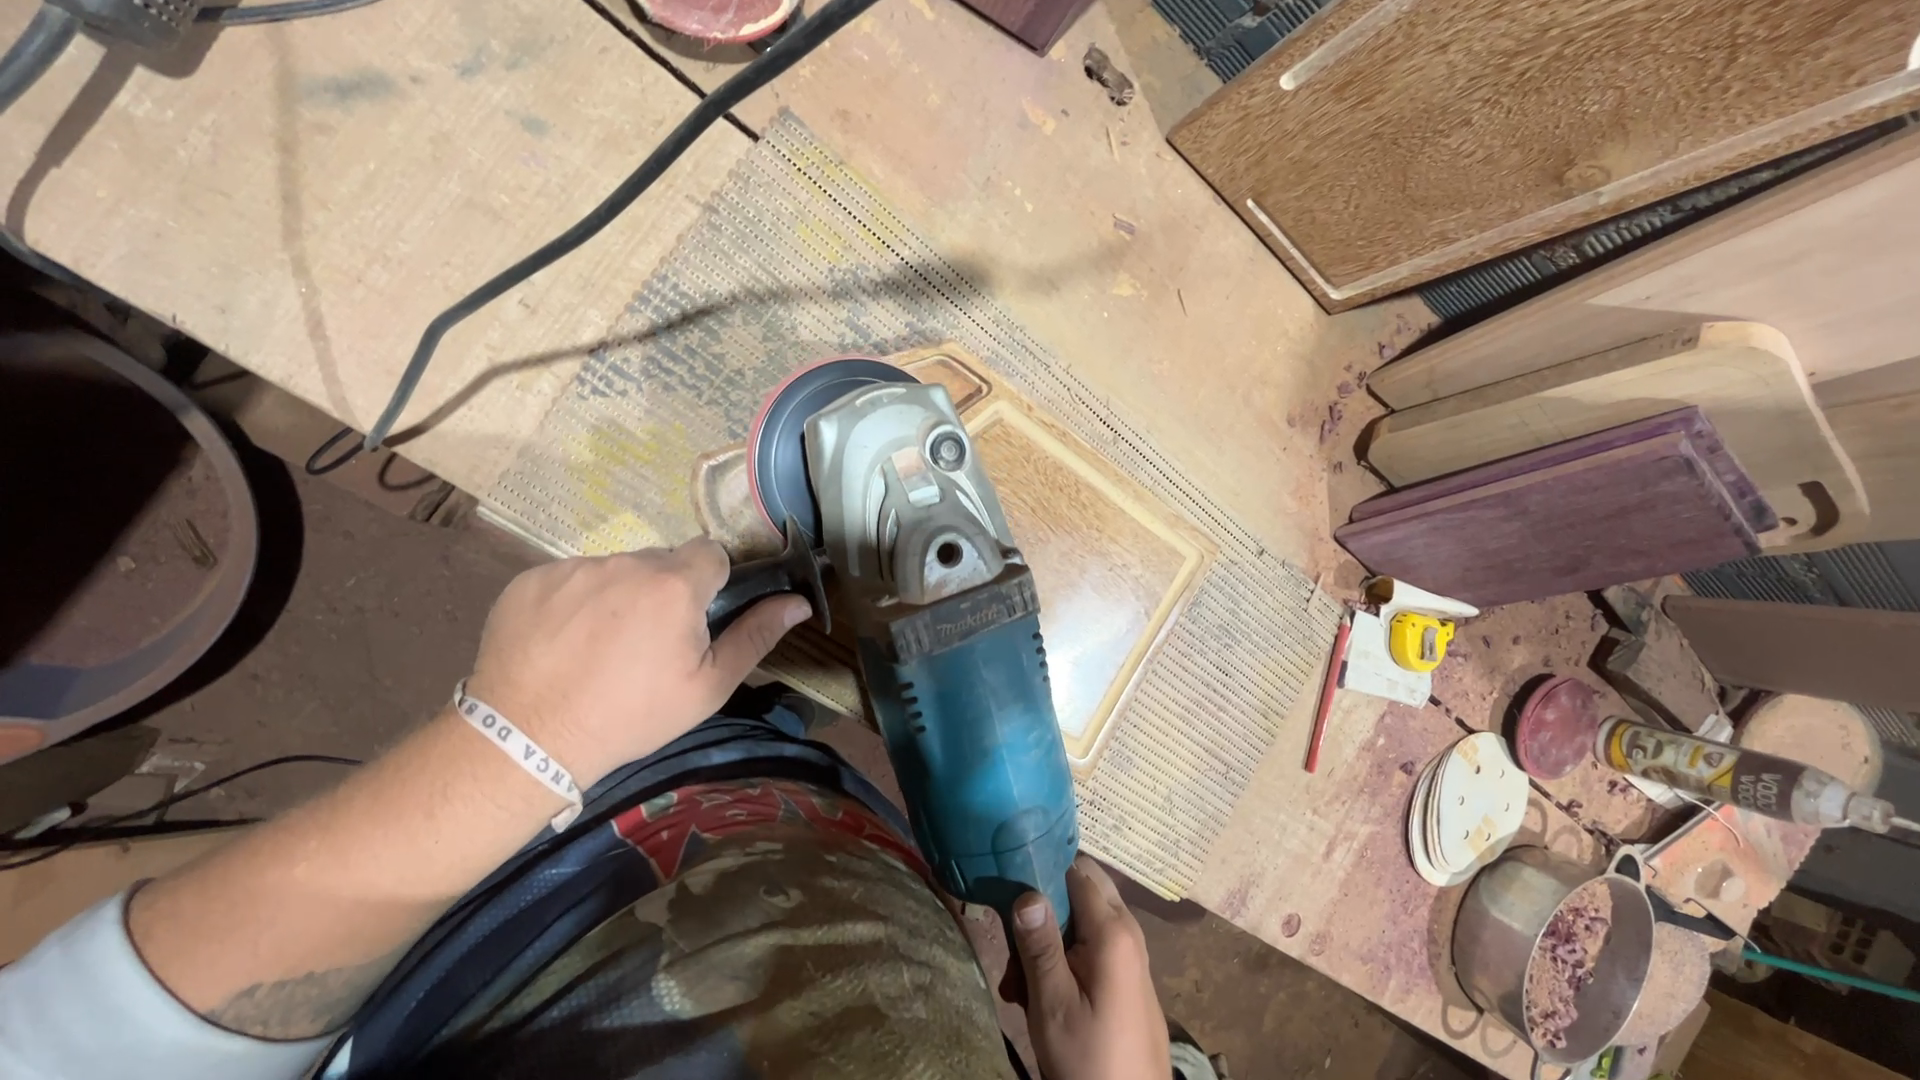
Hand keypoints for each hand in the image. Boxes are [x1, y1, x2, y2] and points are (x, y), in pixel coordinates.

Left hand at [463, 539, 810, 785]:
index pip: (710, 554)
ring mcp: (573, 568)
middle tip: (648, 643)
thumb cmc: (633, 716)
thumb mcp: (707, 687)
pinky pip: (570, 578)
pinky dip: (575, 602)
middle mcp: (626, 563)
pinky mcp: (531, 580)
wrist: (528, 739)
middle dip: (664, 590)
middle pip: (661, 562)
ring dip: (620, 595)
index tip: (696, 620)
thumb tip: (799, 602)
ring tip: (601, 647)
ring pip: (615, 569)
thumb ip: (756, 636)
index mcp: (675, 585)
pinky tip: (564, 644)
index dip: (710, 584)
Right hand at [1008, 856, 1169, 1079]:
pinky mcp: (1126, 975)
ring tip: (1018, 985)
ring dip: (1047, 941)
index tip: (1006, 894)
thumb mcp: (1053, 1005)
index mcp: (1112, 930)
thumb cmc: (1089, 1060)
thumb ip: (1039, 945)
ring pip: (1080, 921)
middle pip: (1079, 891)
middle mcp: (1127, 930)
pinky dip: (1064, 960)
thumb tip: (1026, 890)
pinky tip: (1040, 996)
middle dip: (1042, 909)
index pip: (1075, 870)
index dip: (1040, 874)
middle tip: (1012, 945)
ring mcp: (1130, 953)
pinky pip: (1091, 947)